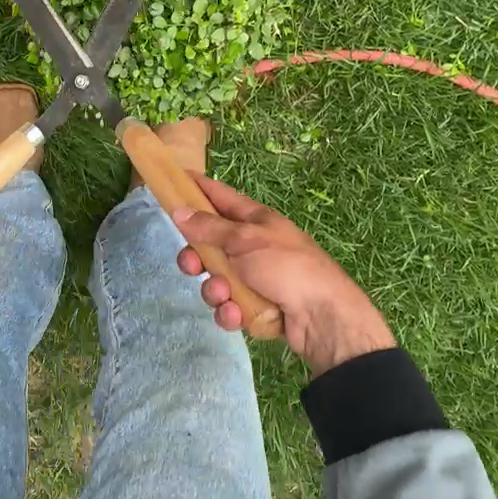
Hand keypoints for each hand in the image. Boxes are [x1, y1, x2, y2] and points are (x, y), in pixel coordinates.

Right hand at [173, 175, 395, 376]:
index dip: (196, 187)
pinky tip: (237, 316)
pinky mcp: (256, 307)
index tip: (173, 180)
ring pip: (215, 279)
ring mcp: (254, 278)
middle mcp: (252, 246)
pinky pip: (229, 305)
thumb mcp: (245, 239)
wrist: (324, 318)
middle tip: (192, 266)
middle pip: (209, 244)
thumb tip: (178, 210)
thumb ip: (209, 226)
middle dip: (196, 258)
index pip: (219, 196)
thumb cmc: (287, 266)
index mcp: (254, 220)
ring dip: (214, 289)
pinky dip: (229, 311)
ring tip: (225, 296)